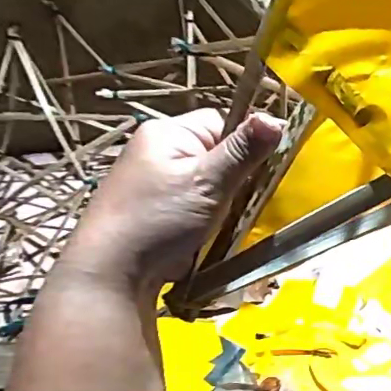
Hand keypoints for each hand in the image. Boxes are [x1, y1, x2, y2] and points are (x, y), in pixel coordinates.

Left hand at [62, 109, 284, 291]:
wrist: (115, 272)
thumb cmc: (159, 219)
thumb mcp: (208, 181)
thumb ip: (243, 151)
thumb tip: (275, 117)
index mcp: (168, 133)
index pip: (224, 122)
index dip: (248, 142)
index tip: (261, 168)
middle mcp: (163, 150)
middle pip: (223, 151)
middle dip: (242, 174)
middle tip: (247, 196)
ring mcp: (163, 180)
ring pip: (218, 179)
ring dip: (233, 197)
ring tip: (233, 214)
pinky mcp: (167, 206)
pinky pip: (207, 200)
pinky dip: (220, 212)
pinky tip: (220, 226)